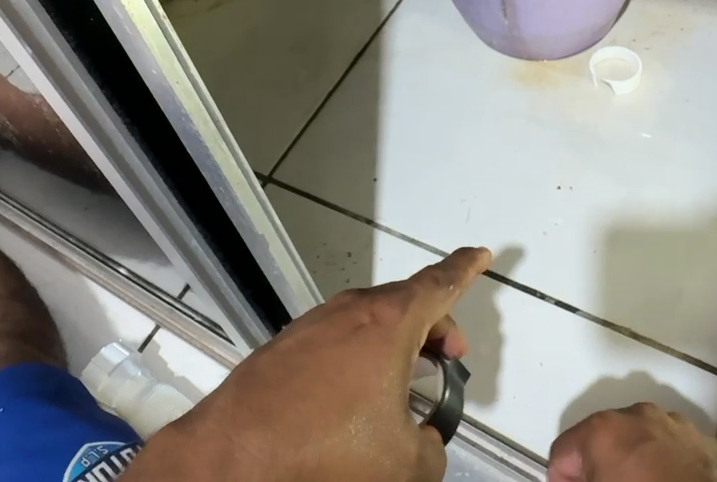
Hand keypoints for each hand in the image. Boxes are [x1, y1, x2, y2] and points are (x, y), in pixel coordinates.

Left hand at [128, 247, 491, 481]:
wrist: (235, 455)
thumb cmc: (325, 449)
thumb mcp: (401, 463)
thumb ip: (430, 450)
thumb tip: (425, 445)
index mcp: (389, 322)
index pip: (439, 283)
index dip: (465, 269)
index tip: (481, 254)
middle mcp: (352, 310)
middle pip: (407, 302)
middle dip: (435, 323)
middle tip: (450, 354)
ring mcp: (316, 323)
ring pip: (372, 320)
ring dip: (397, 342)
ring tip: (406, 380)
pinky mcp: (288, 344)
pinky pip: (340, 337)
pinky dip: (362, 354)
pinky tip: (358, 394)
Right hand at [549, 404, 716, 481]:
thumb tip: (579, 478)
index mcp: (601, 431)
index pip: (561, 455)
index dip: (562, 481)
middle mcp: (634, 415)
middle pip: (600, 442)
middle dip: (600, 470)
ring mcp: (673, 425)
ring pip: (640, 441)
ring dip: (635, 464)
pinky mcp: (706, 442)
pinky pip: (675, 450)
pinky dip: (669, 466)